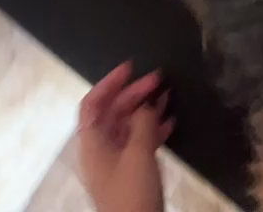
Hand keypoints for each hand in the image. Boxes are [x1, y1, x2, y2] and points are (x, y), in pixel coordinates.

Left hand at [77, 62, 172, 211]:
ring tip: (168, 94)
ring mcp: (115, 163)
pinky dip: (154, 129)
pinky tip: (171, 122)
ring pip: (128, 125)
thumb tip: (146, 104)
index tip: (130, 67)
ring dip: (147, 109)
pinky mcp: (130, 174)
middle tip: (158, 78)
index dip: (108, 82)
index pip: (92, 103)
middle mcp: (100, 150)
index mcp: (92, 143)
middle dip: (134, 92)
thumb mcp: (138, 154)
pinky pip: (140, 142)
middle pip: (113, 111)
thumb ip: (142, 123)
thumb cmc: (131, 194)